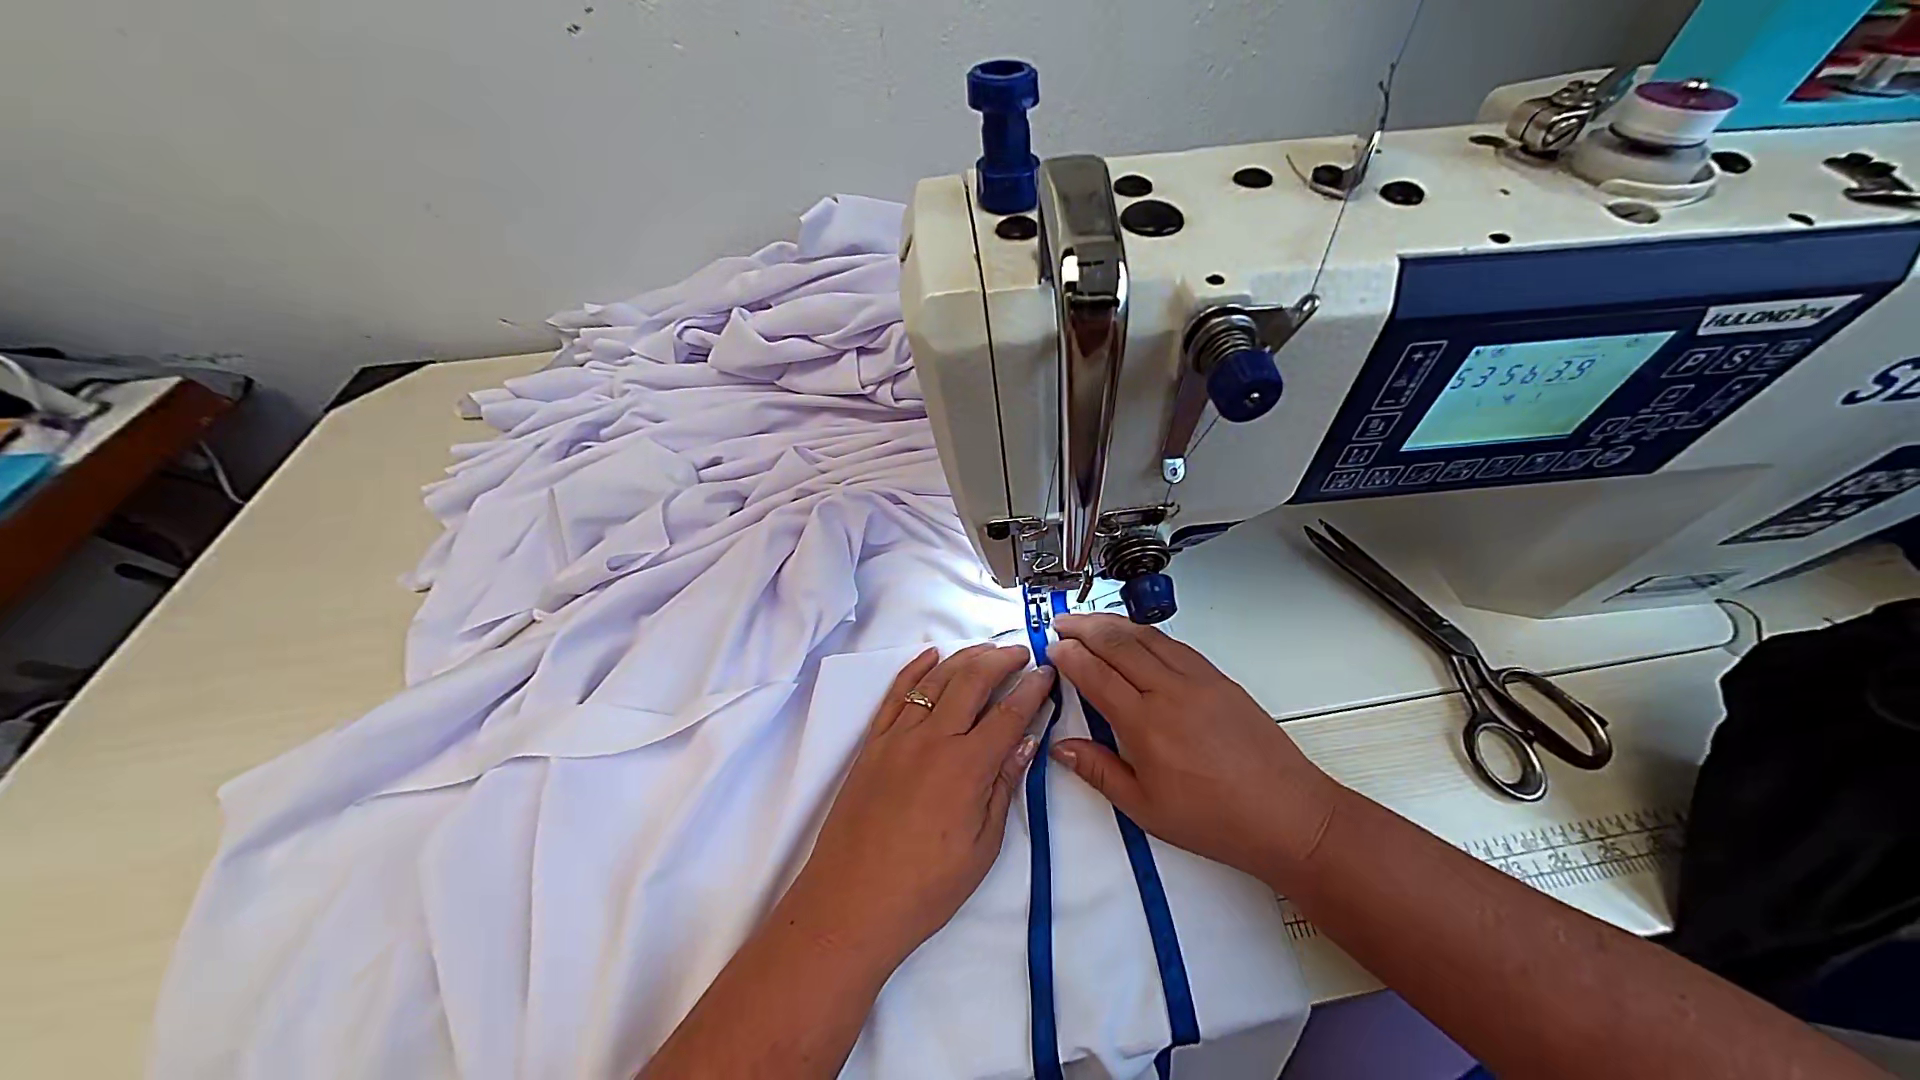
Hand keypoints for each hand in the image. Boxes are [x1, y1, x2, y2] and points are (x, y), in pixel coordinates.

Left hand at [781, 643, 1054, 963]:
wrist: (852, 903)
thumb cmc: (926, 887)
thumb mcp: (983, 846)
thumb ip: (1003, 786)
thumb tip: (1026, 742)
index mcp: (967, 767)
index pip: (1009, 714)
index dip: (1032, 689)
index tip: (1047, 672)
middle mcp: (932, 740)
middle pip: (972, 682)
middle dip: (1001, 660)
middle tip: (1021, 653)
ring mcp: (897, 737)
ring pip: (935, 680)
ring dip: (964, 658)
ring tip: (986, 649)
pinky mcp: (871, 744)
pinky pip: (894, 694)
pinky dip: (913, 669)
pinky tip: (929, 655)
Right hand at [1047, 614, 1339, 882]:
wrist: (1288, 816)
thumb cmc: (1221, 818)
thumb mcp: (1145, 807)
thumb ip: (1099, 771)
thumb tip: (1065, 749)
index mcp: (1147, 725)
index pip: (1095, 674)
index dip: (1069, 656)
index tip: (1053, 649)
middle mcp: (1171, 693)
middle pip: (1117, 643)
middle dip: (1083, 627)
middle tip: (1063, 624)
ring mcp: (1199, 681)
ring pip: (1146, 636)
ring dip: (1113, 623)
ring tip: (1091, 621)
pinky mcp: (1220, 680)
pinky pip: (1175, 644)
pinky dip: (1147, 633)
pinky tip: (1137, 636)